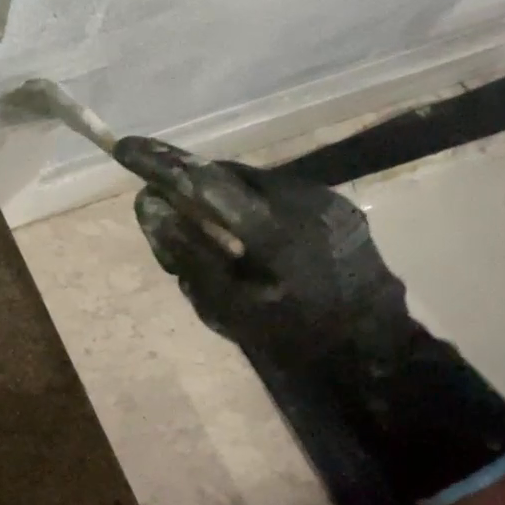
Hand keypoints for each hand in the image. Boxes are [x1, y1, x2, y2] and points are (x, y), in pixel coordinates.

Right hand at [121, 142, 504, 504]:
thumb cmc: (297, 340)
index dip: (159, 162)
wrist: (383, 358)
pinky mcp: (337, 207)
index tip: (122, 146)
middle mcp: (300, 199)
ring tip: (215, 239)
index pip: (202, 181)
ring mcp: (324, 199)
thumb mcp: (230, 306)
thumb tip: (148, 204)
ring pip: (248, 184)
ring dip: (220, 199)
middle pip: (223, 176)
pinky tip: (251, 243)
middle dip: (189, 187)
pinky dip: (249, 208)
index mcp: (273, 230)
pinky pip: (274, 195)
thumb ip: (186, 251)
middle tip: (169, 217)